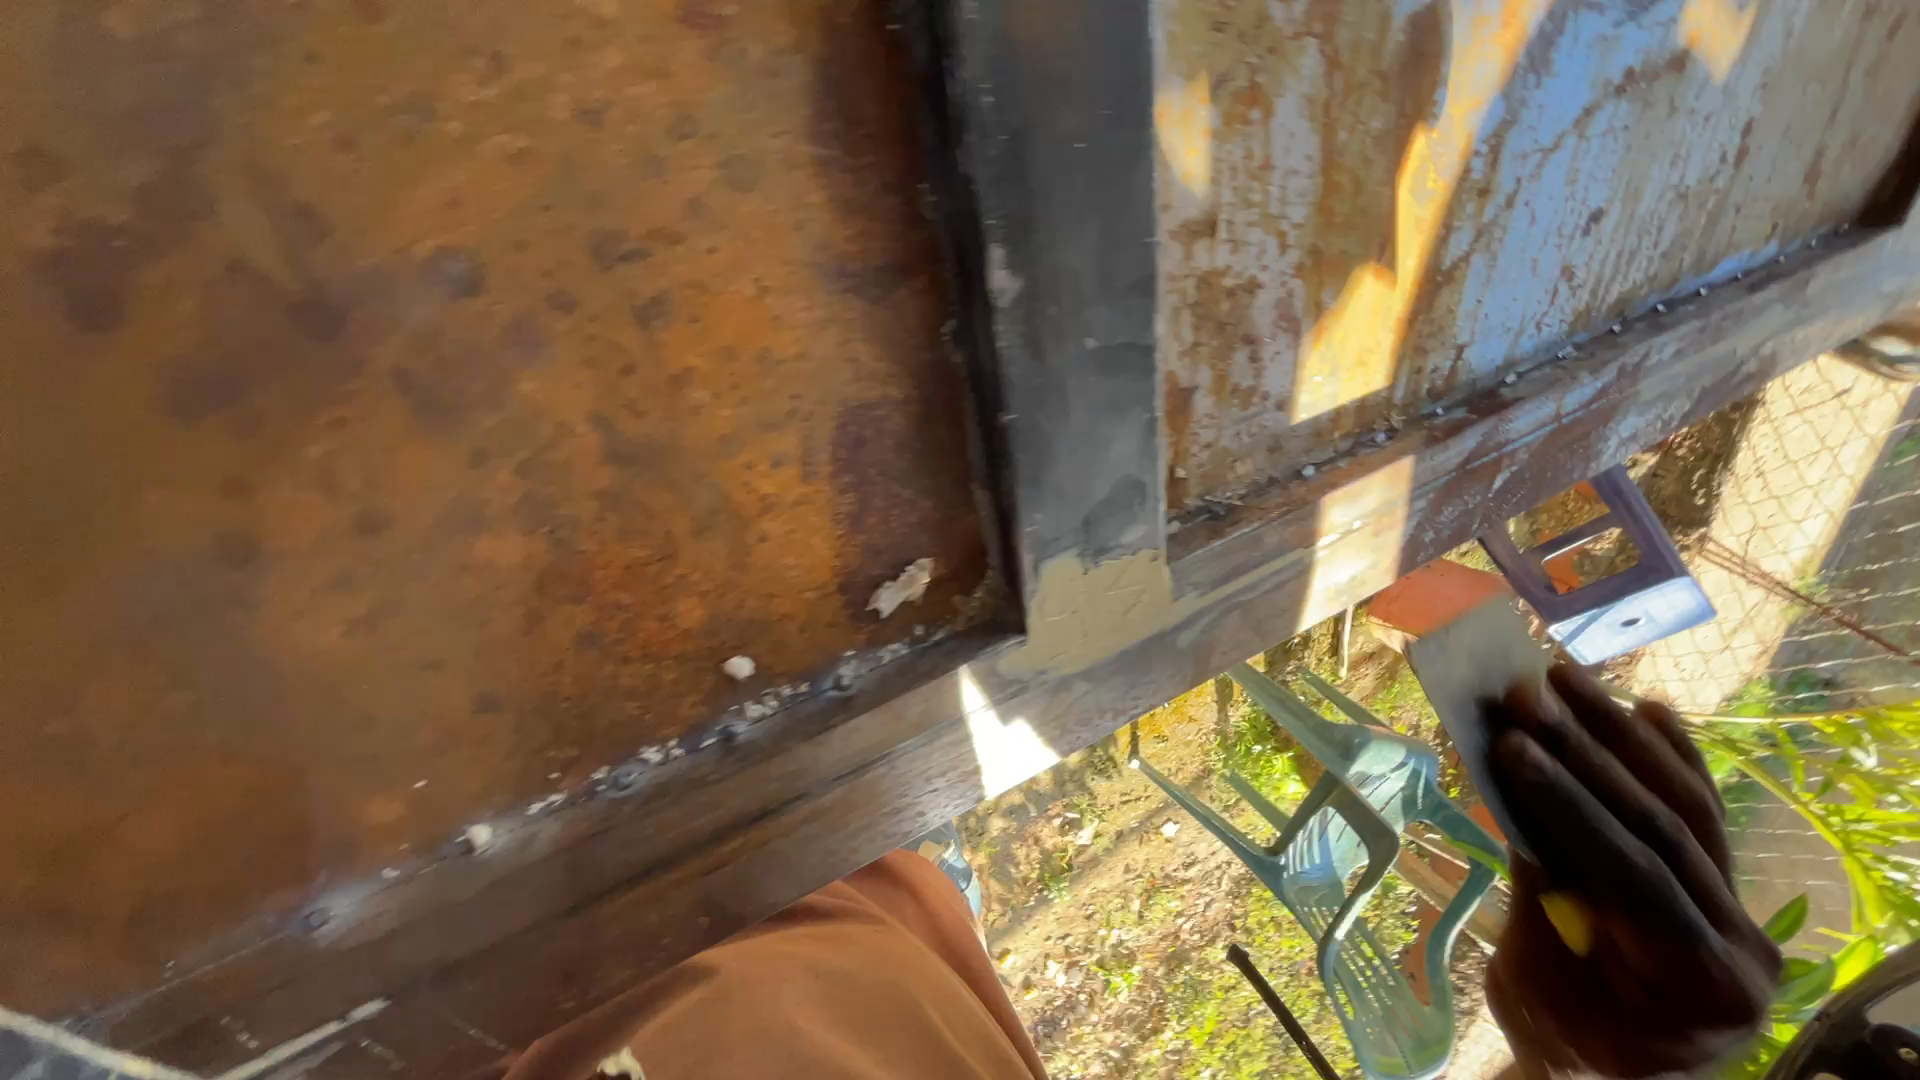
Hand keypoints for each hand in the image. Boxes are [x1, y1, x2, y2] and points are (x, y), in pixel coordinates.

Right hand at [1482, 663, 1781, 1077]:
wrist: (1611, 1073)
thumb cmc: (1560, 1035)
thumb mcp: (1533, 976)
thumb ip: (1538, 888)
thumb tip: (1515, 799)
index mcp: (1700, 982)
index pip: (1635, 871)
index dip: (1570, 802)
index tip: (1510, 746)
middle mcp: (1740, 940)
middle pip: (1662, 825)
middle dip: (1587, 751)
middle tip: (1526, 692)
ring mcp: (1737, 910)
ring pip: (1686, 805)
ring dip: (1618, 734)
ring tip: (1564, 677)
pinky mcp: (1717, 889)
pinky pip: (1702, 815)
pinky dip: (1672, 757)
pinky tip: (1648, 710)